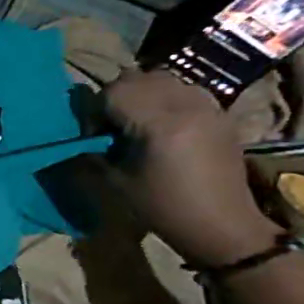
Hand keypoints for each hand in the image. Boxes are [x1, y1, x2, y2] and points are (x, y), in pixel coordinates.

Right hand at [102, 68, 280, 266]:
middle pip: (136, 78)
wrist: (223, 225)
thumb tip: (81, 134)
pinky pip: (184, 89)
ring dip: (141, 93)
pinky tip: (164, 122)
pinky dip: (166, 97)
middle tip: (111, 126)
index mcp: (159, 123)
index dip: (95, 110)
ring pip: (161, 78)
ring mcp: (207, 106)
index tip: (95, 135)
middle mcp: (185, 106)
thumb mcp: (116, 181)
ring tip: (137, 121)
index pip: (113, 91)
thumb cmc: (163, 207)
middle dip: (115, 97)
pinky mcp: (219, 113)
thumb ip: (94, 149)